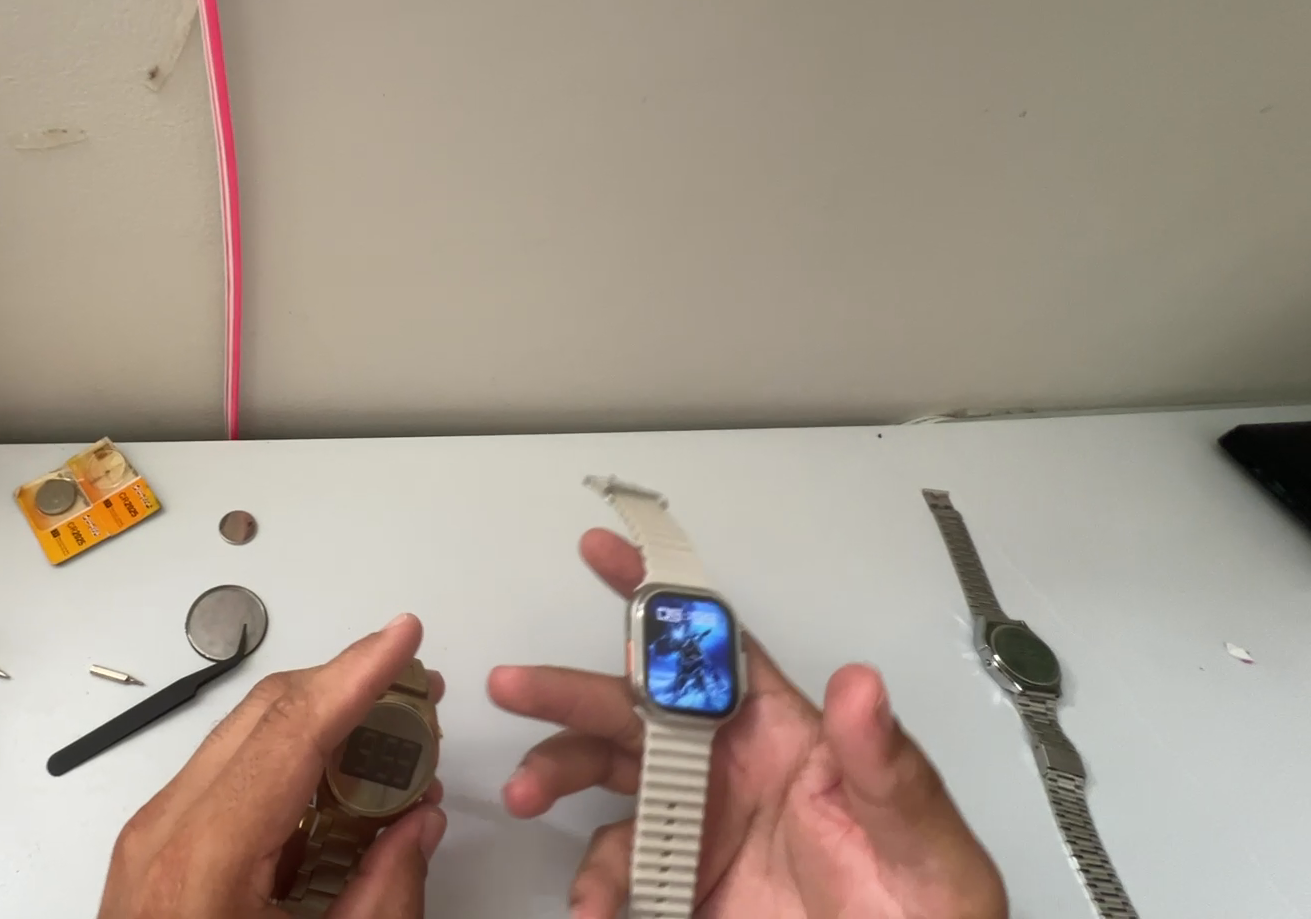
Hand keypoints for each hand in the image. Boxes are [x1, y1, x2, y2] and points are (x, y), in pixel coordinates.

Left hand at [98, 614, 447, 918]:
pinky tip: (341, 776)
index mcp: (202, 859)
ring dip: (325, 714)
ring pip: (252, 729)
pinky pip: (237, 768)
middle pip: (269, 710)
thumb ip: (383, 896)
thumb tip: (421, 817)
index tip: (404, 632)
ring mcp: (155, 827)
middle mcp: (166, 823)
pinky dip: (295, 756)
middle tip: (417, 684)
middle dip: (349, 682)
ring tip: (391, 724)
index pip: (293, 729)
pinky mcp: (159, 837)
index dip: (357, 672)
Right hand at [490, 530, 1007, 918]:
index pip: (709, 644)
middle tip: (510, 685)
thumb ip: (887, 770)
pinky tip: (592, 906)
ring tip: (522, 794)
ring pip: (603, 770)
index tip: (599, 550)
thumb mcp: (924, 848)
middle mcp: (720, 759)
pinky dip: (594, 880)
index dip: (654, 594)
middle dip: (565, 689)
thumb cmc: (921, 917)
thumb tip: (859, 682)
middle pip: (629, 704)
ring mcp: (693, 815)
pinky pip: (616, 858)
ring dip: (554, 771)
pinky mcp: (676, 874)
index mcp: (775, 729)